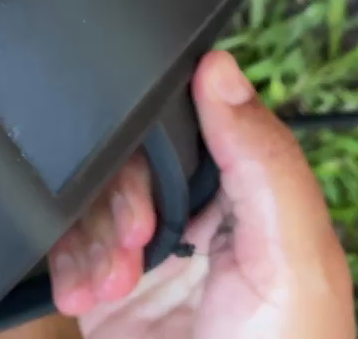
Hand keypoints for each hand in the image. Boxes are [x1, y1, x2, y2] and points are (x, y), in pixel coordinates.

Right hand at [47, 52, 354, 338]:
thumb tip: (220, 64)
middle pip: (133, 148)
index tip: (151, 169)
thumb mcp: (293, 266)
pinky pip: (64, 233)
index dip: (162, 125)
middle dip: (121, 191)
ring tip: (106, 283)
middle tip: (132, 244)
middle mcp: (197, 214)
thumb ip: (265, 163)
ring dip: (90, 231)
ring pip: (93, 185)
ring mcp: (147, 251)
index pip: (195, 115)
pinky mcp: (102, 284)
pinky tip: (81, 292)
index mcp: (249, 193)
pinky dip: (64, 254)